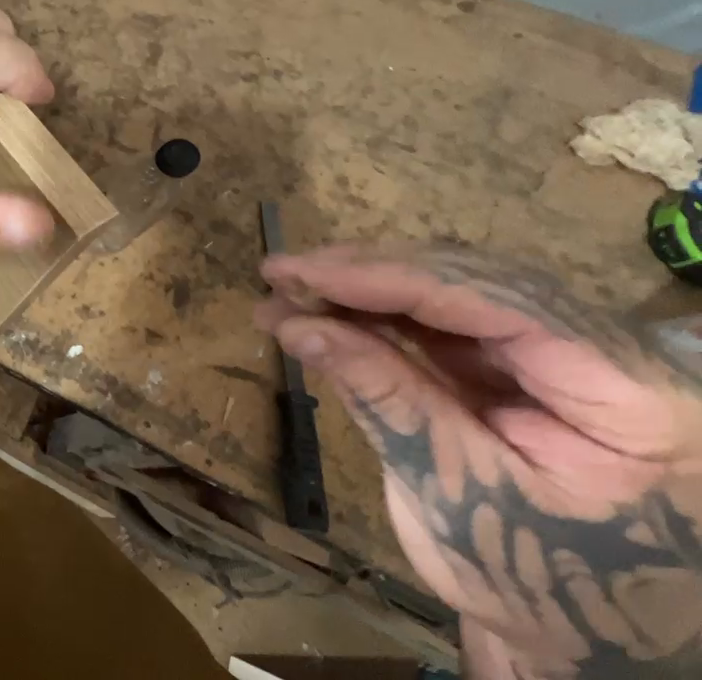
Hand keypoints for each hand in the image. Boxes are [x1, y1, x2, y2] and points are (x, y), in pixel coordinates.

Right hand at [257, 244, 701, 678]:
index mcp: (625, 393)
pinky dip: (373, 317)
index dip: (393, 279)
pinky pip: (441, 325)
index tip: (305, 272)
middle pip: (477, 283)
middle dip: (371, 273)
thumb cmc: (534, 580)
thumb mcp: (457, 492)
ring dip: (363, 289)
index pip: (501, 303)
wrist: (577, 635)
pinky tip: (317, 315)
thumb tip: (294, 324)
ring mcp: (561, 361)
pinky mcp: (517, 370)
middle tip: (281, 272)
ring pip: (454, 293)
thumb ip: (385, 398)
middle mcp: (603, 357)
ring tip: (285, 291)